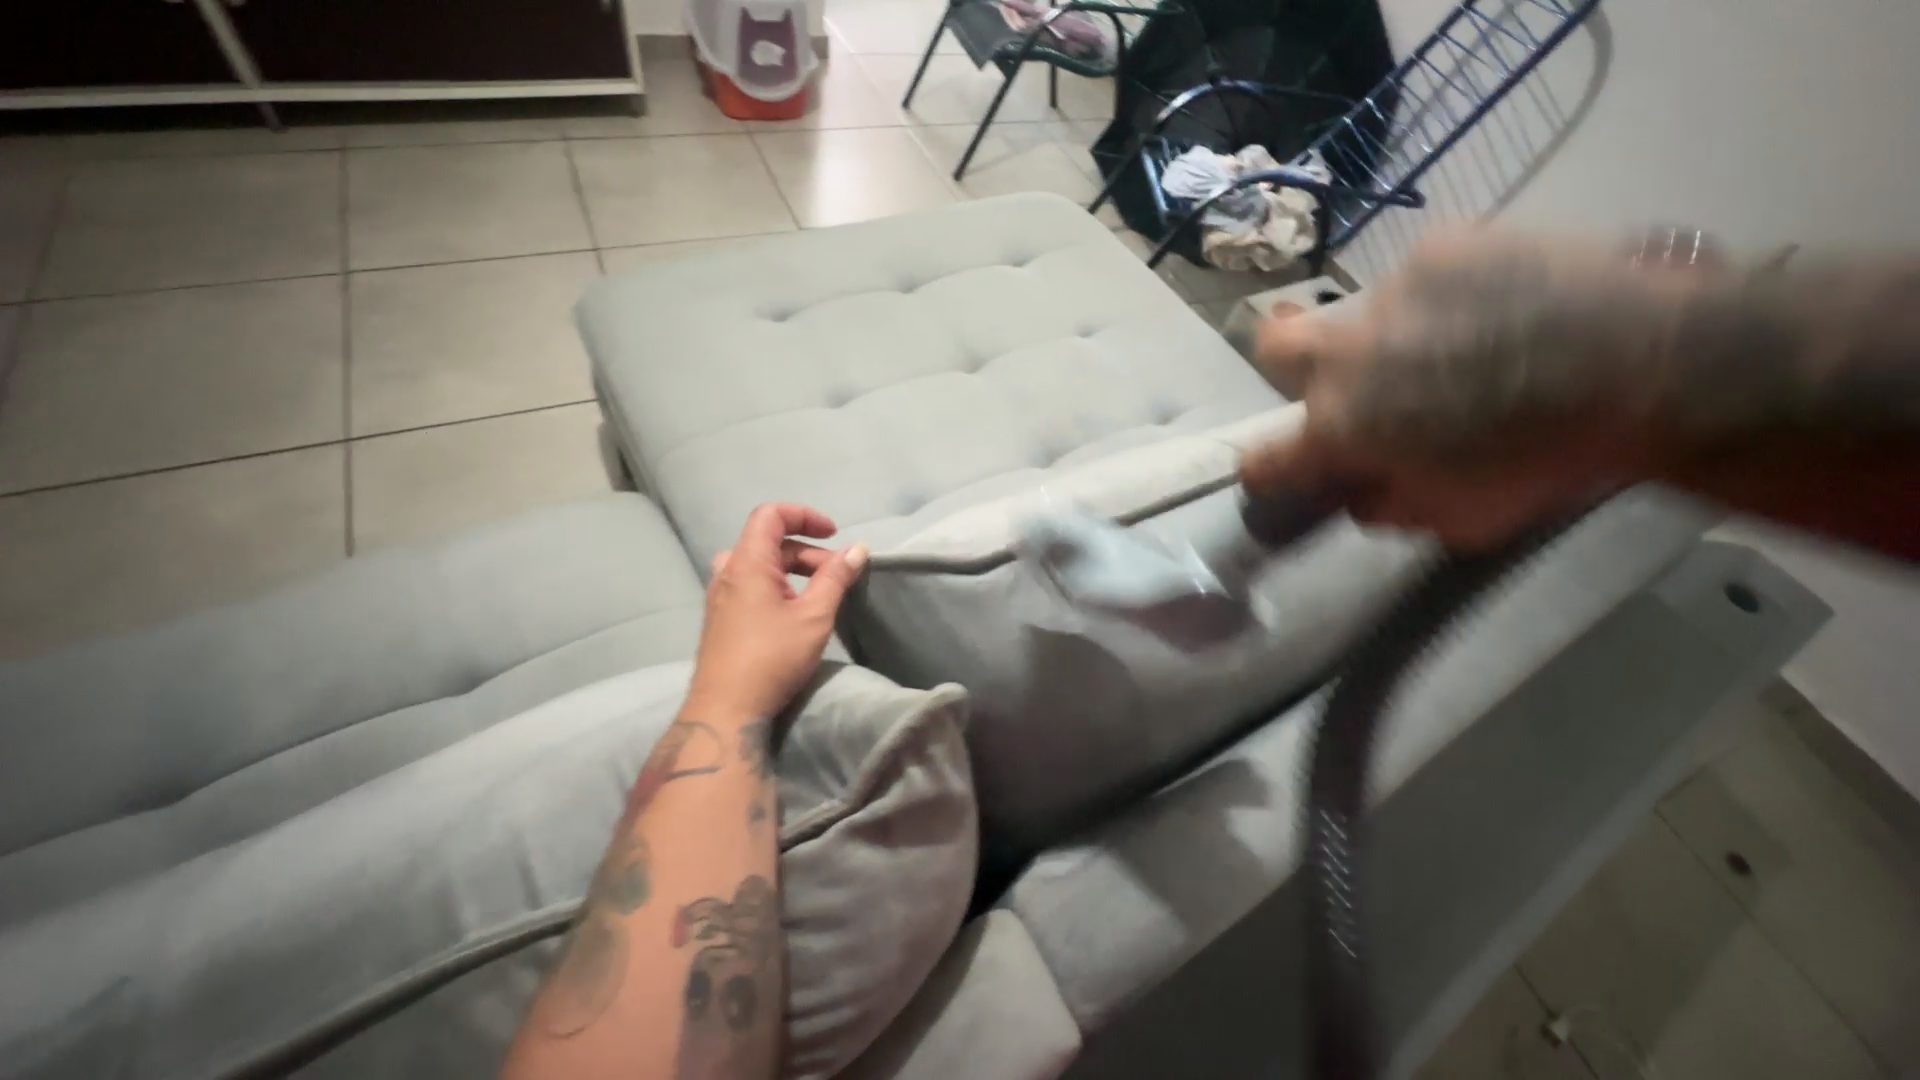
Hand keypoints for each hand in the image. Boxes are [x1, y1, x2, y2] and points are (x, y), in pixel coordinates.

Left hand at [683, 503, 869, 724]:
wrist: (725, 709)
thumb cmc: (772, 657)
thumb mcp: (814, 616)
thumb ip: (835, 578)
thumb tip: (857, 549)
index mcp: (747, 562)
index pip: (770, 514)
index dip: (805, 516)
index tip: (833, 535)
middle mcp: (727, 572)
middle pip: (769, 541)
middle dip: (808, 551)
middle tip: (837, 576)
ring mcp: (720, 597)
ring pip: (759, 565)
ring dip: (792, 570)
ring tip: (818, 595)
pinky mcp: (721, 619)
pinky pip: (750, 586)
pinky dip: (777, 586)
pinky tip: (794, 614)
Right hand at [1240, 230, 1692, 548]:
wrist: (1653, 364)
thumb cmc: (1546, 460)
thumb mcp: (1457, 519)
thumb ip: (1385, 505)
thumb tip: (1357, 488)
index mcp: (1342, 425)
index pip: (1261, 456)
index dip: (1266, 468)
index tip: (1285, 469)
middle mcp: (1347, 352)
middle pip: (1273, 344)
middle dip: (1291, 367)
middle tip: (1353, 382)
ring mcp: (1393, 290)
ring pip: (1366, 310)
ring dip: (1395, 333)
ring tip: (1470, 342)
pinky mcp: (1445, 243)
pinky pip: (1425, 273)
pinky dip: (1448, 294)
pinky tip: (1502, 305)